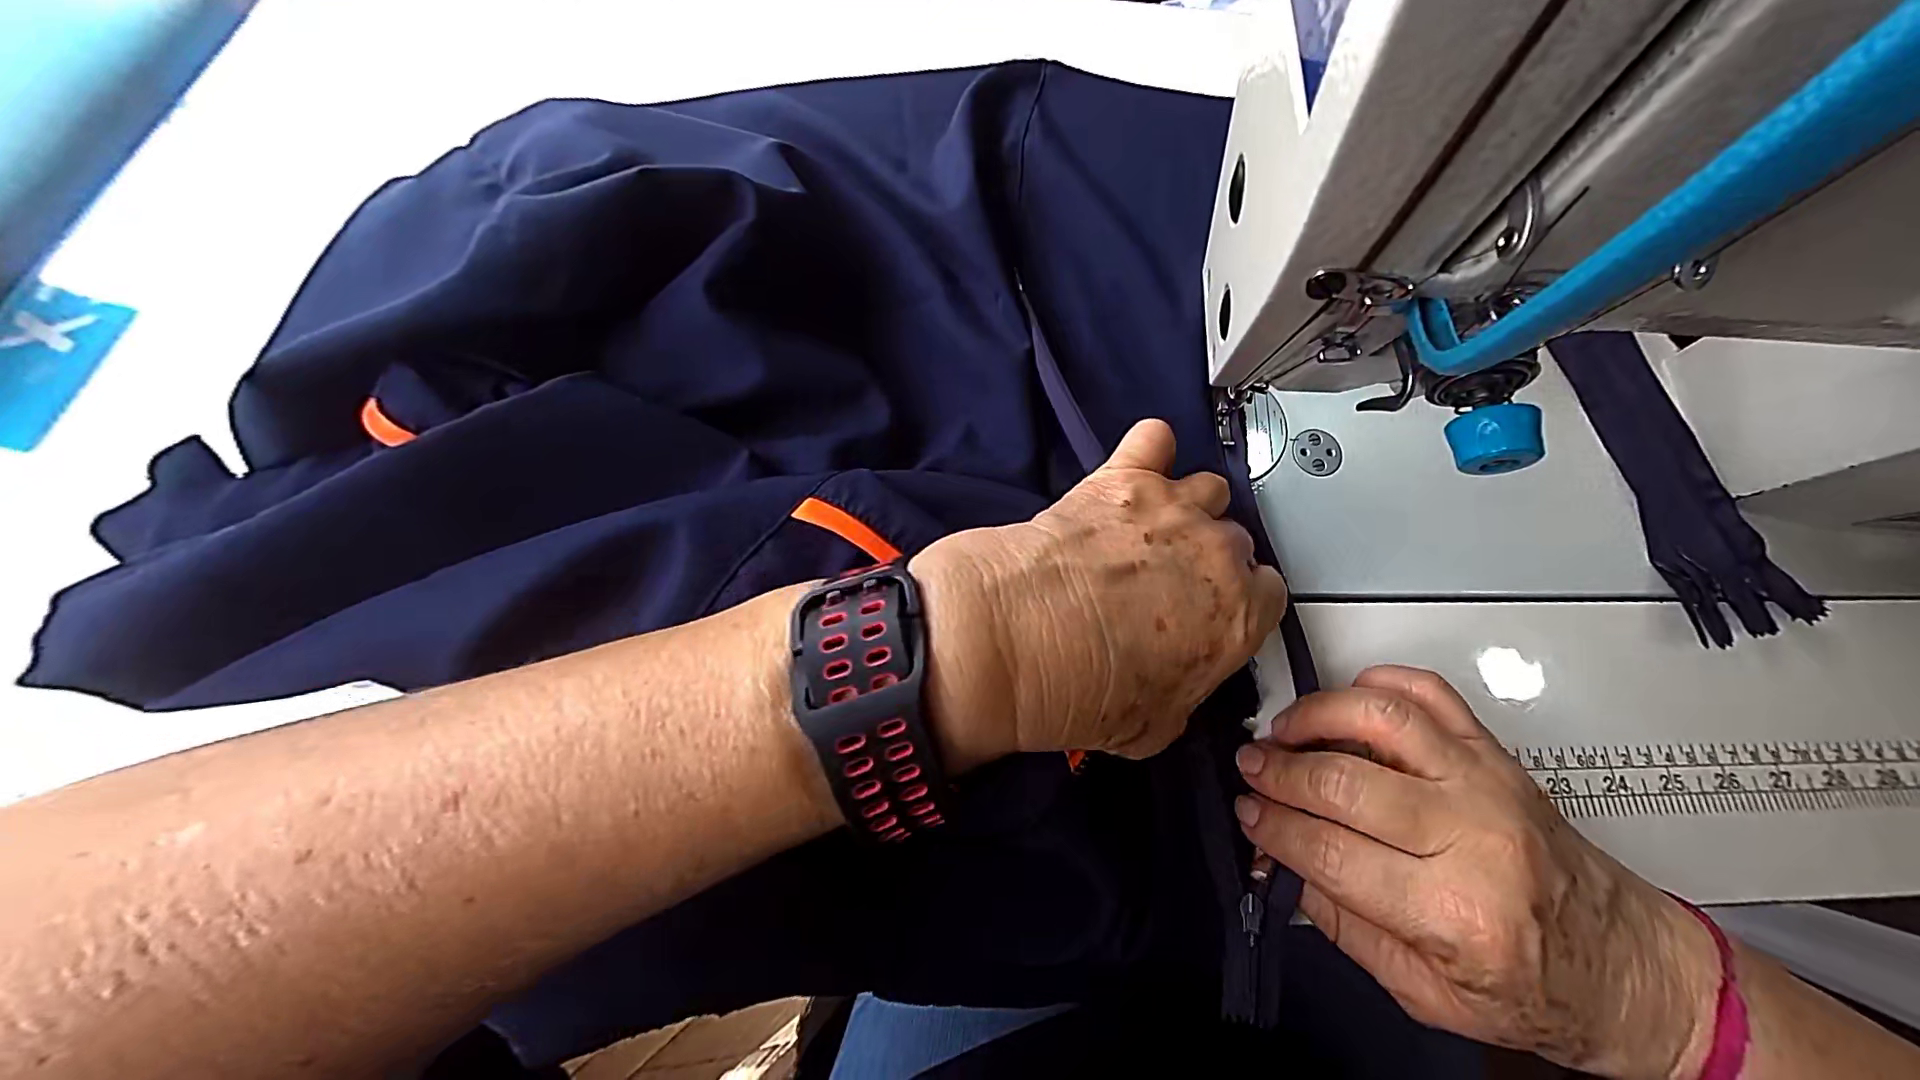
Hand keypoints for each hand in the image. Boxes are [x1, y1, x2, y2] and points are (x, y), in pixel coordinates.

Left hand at [910, 419, 1287, 765]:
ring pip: (1204, 488)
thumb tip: (1171, 688)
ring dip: (1184, 506)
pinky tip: (1138, 463)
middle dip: (1205, 557)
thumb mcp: (1152, 727)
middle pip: (1232, 538)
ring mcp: (1168, 509)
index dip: (1236, 600)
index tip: (1211, 607)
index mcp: (1238, 615)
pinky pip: (1152, 441)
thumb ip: (1182, 695)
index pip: (1266, 592)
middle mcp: (1214, 552)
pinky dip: (1148, 449)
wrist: (1016, 641)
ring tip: (1150, 527)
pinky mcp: (1118, 480)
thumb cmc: (1078, 685)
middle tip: (1167, 576)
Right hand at [1233, 666, 1720, 1079]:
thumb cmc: (1532, 985)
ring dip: (1314, 715)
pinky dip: (1378, 681)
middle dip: (1276, 772)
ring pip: (1381, 718)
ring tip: (1284, 730)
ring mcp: (1486, 784)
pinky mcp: (1494, 755)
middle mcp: (1474, 838)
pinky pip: (1429, 691)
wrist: (1624, 965)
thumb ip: (1338, 921)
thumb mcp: (1422, 991)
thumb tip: (1274, 860)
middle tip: (1252, 769)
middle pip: (1342, 781)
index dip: (1270, 826)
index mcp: (1455, 913)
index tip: (1247, 813)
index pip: (1326, 850)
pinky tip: (1346, 701)